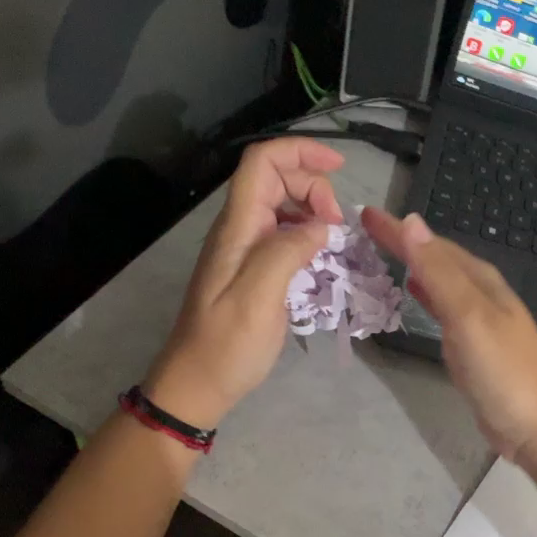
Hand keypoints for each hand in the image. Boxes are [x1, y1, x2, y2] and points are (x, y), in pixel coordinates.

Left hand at [146, 138, 344, 426]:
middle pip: (276, 177)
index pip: (262, 162)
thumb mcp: (258, 299)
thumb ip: (287, 252)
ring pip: (282, 205)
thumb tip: (320, 226)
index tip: (340, 167)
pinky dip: (308, 234)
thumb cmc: (225, 346)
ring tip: (334, 241)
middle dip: (314, 185)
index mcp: (237, 228)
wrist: (196, 384)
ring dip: (314, 210)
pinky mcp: (253, 269)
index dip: (300, 151)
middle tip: (338, 226)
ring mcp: (244, 249)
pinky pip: (283, 234)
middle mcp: (239, 229)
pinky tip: (321, 258)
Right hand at [361, 207, 536, 459]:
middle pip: (440, 261)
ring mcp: (481, 325)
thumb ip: (439, 273)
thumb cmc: (504, 372)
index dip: (400, 230)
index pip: (434, 246)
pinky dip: (427, 298)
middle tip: (368, 233)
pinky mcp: (475, 351)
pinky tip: (417, 299)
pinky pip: (444, 312)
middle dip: (406, 244)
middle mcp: (484, 297)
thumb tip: (412, 223)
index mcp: (483, 283)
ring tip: (387, 258)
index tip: (366, 215)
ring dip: (416, 269)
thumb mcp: (468, 317)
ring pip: (442, 285)